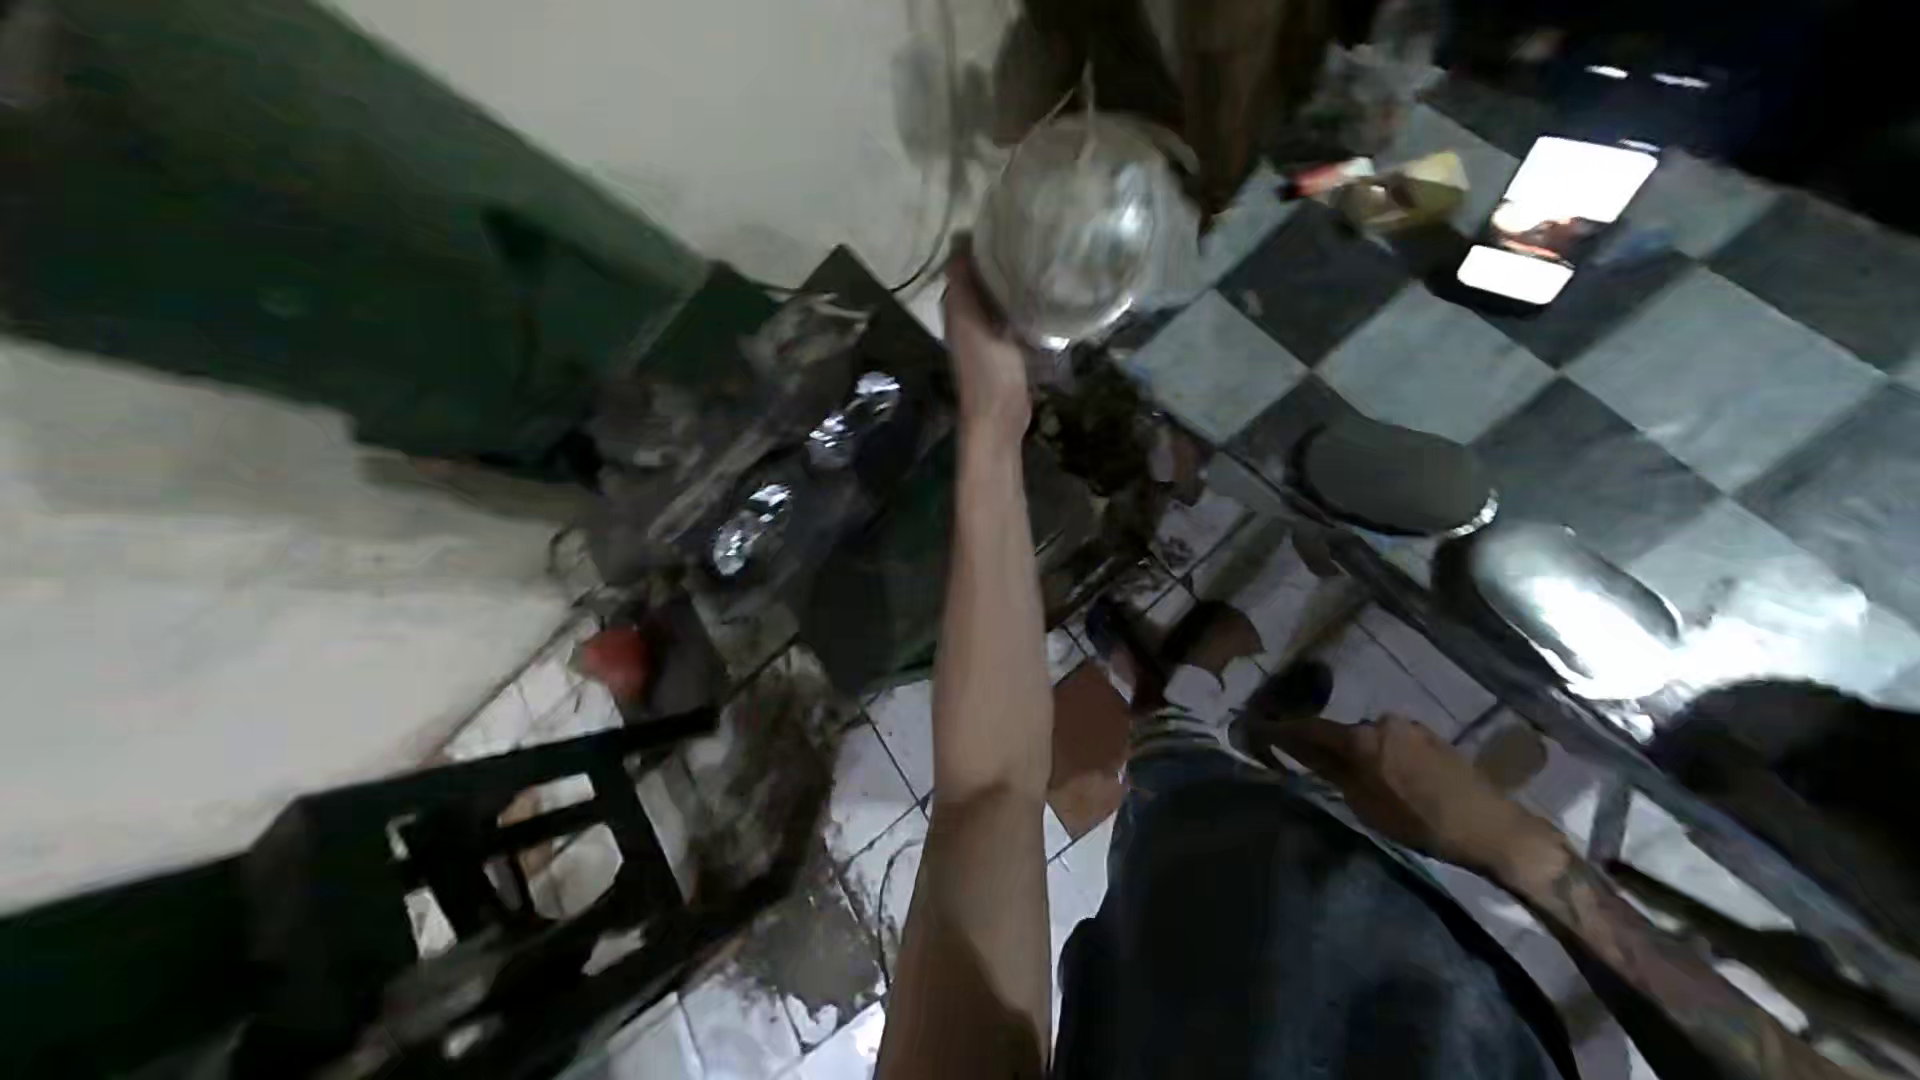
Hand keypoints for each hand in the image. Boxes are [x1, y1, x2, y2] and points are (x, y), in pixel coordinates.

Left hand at [942, 250, 1030, 444]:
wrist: (1000, 413)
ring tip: (1042, 256)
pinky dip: (1027, 305)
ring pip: (1003, 299)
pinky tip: (1046, 294)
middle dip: (1002, 260)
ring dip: (1016, 282)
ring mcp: (992, 335)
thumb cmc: (986, 367)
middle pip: (986, 281)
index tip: (1006, 221)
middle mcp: (970, 319)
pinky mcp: (1011, 349)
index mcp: (957, 308)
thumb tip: (959, 237)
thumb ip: (964, 283)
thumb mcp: (970, 320)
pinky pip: (1017, 318)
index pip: (965, 266)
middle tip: (1032, 235)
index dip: (980, 244)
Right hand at [1272, 715, 1567, 881]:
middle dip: (1323, 744)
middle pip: (1339, 731)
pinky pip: (1390, 741)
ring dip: (1355, 751)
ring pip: (1367, 737)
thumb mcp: (1365, 804)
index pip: (1309, 728)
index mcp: (1361, 737)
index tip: (1258, 728)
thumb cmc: (1421, 822)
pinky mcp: (1431, 738)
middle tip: (1310, 761)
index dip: (1282, 730)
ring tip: (1354, 774)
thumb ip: (1330, 773)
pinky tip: (1386, 775)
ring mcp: (1409, 727)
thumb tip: (1299, 752)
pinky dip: (1378, 753)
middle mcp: (1381, 722)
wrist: (1496, 830)